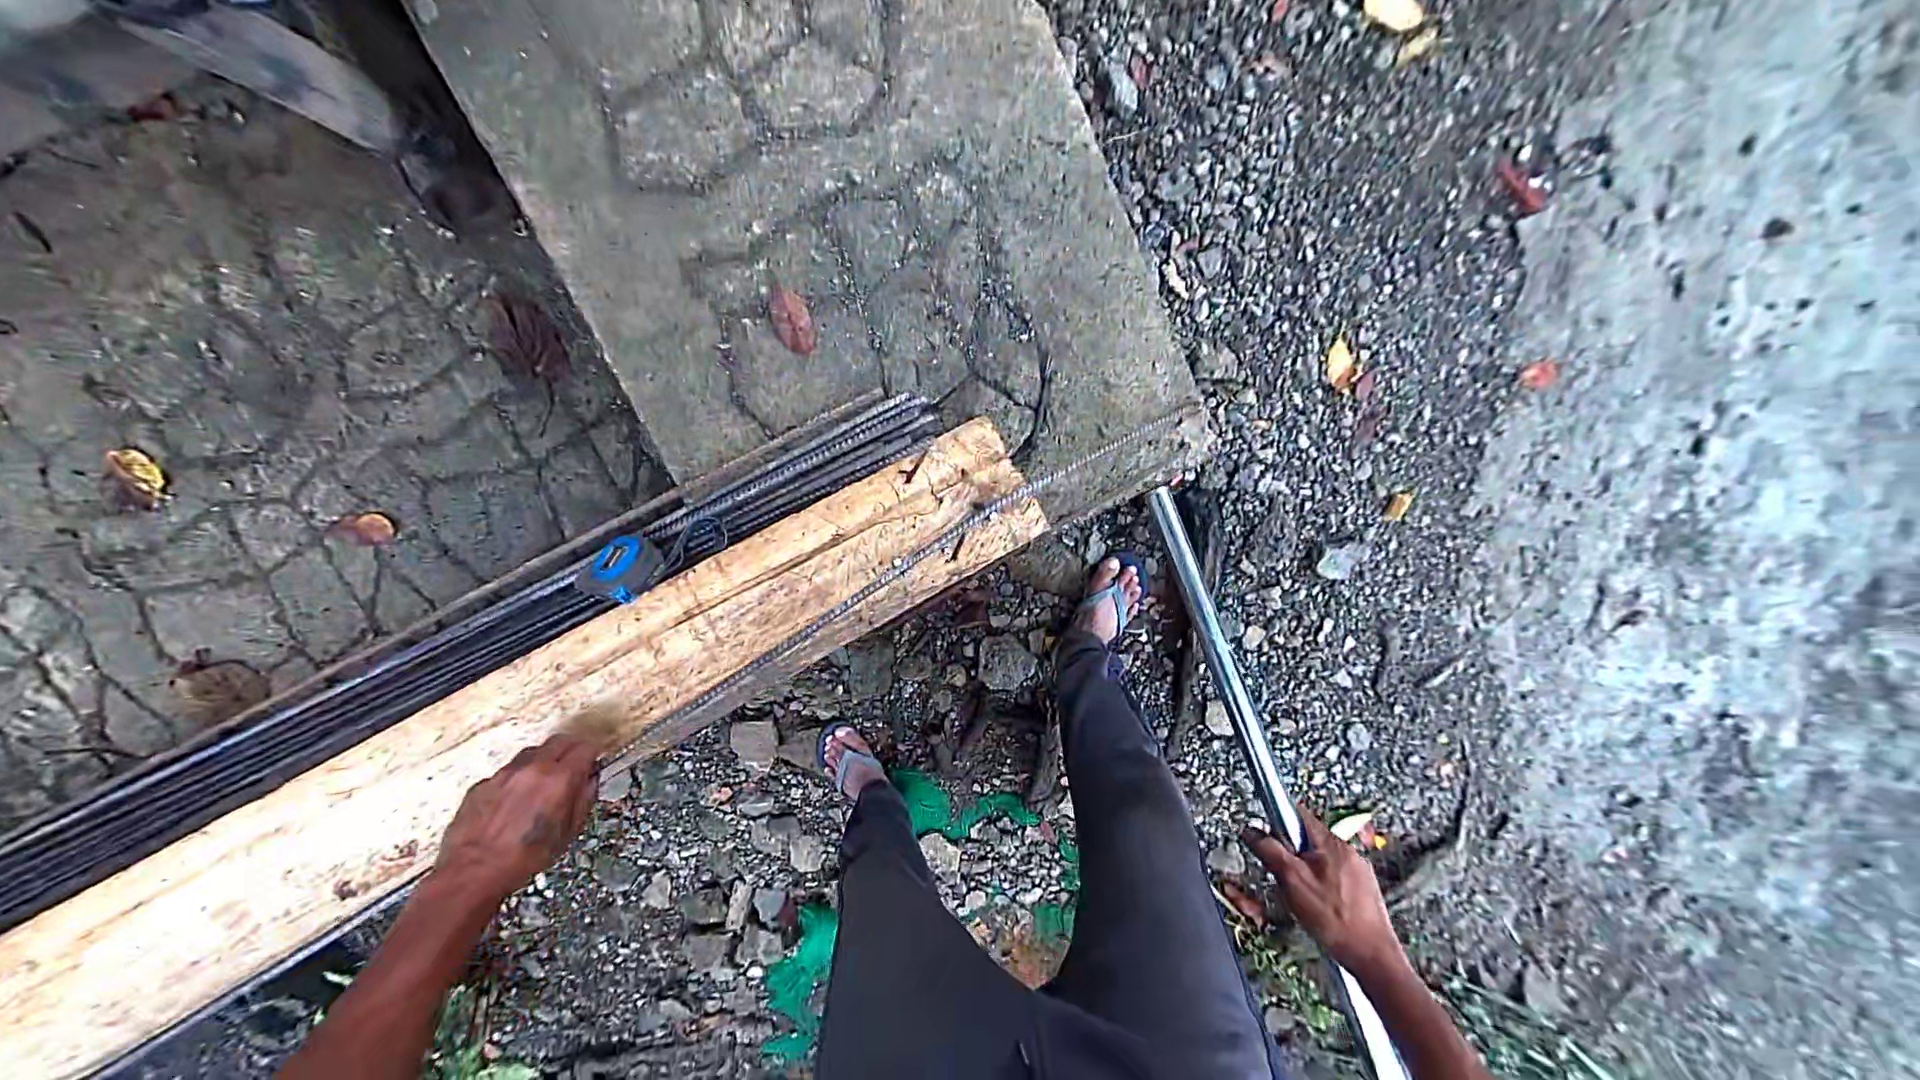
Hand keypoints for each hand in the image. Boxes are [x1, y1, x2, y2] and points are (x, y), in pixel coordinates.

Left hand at [433, 735, 599, 902]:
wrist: (471, 874)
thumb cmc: (519, 860)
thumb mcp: (569, 833)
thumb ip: (584, 799)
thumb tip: (590, 783)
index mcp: (559, 780)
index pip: (585, 748)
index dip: (593, 754)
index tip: (592, 761)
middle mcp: (532, 769)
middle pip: (560, 741)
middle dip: (571, 750)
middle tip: (574, 765)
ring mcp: (504, 775)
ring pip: (533, 752)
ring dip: (544, 761)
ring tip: (544, 784)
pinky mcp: (483, 784)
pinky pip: (507, 771)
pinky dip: (518, 778)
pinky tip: (516, 801)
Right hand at [1242, 809, 1405, 976]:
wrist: (1373, 959)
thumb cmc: (1336, 921)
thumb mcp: (1292, 880)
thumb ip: (1269, 850)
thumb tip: (1251, 832)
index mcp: (1332, 842)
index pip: (1296, 813)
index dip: (1276, 824)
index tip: (1268, 838)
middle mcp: (1348, 850)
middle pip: (1305, 838)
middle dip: (1289, 854)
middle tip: (1286, 876)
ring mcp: (1357, 870)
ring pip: (1316, 859)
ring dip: (1303, 872)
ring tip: (1304, 895)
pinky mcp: (1361, 888)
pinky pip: (1330, 876)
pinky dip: (1319, 886)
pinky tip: (1319, 906)